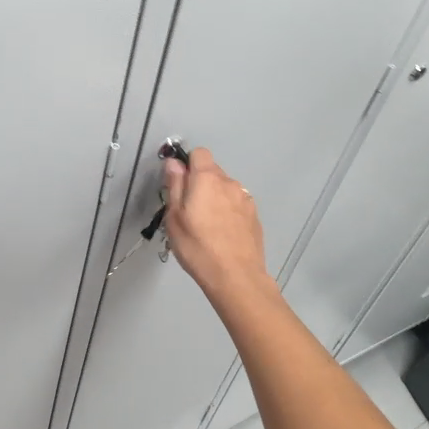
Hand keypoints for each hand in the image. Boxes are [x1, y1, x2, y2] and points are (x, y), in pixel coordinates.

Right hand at [161, 146, 270, 300]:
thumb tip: (174, 163)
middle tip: (190, 211)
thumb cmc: (198, 246)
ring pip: (225, 189)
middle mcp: (229, 182)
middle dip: (200, 184)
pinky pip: (237, 204)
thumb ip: (175, 186)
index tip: (180, 183)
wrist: (236, 276)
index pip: (199, 153)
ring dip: (216, 198)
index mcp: (207, 178)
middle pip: (212, 172)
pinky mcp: (255, 215)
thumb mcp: (175, 217)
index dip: (188, 164)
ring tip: (208, 226)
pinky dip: (229, 212)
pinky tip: (223, 234)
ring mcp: (245, 198)